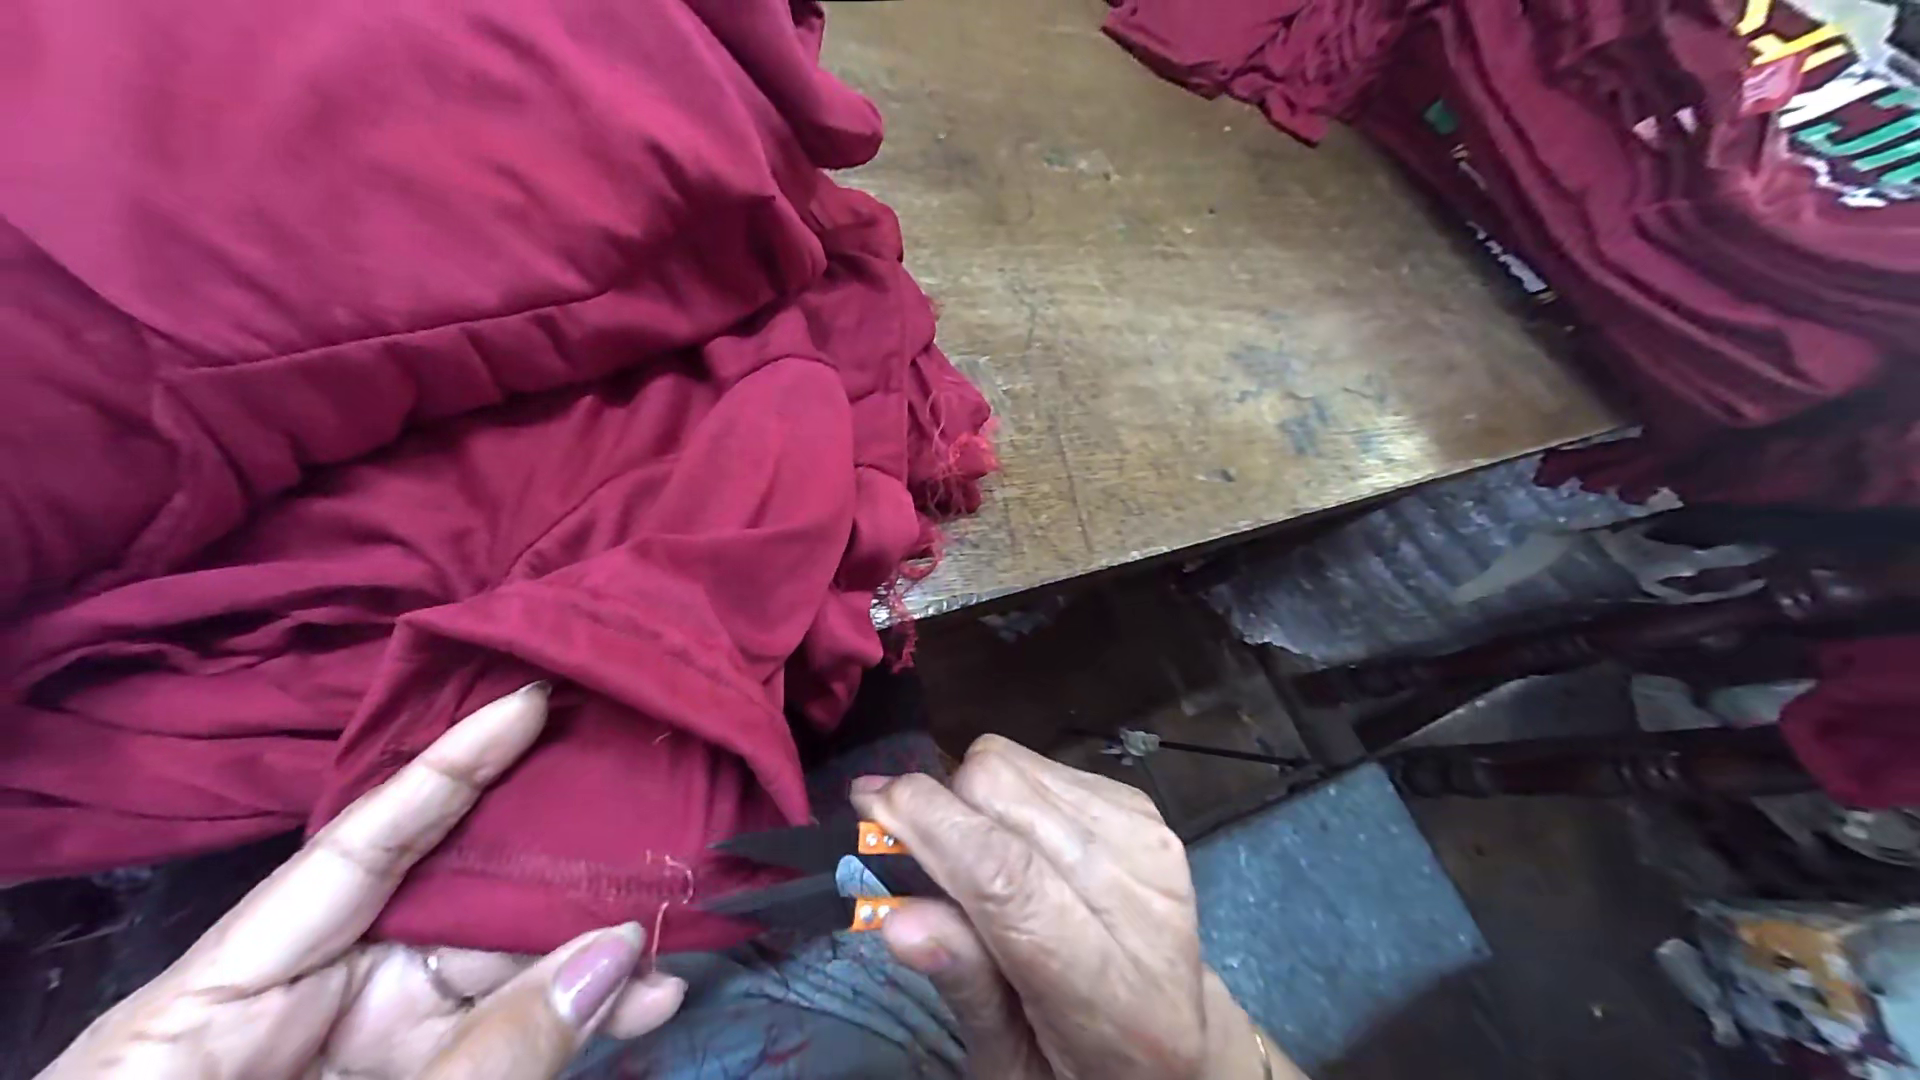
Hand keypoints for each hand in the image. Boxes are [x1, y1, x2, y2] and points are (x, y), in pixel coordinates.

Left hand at [40, 683, 685, 1079]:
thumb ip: (486, 1057)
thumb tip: (619, 952)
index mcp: (221, 999)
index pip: (360, 844)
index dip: (454, 763)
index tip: (536, 700)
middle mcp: (304, 998)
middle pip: (457, 903)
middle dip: (563, 884)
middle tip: (649, 844)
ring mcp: (360, 1041)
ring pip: (498, 967)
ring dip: (587, 966)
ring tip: (666, 964)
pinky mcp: (406, 1073)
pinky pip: (504, 1023)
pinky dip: (572, 1017)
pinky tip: (639, 1007)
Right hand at [851, 735, 1302, 1078]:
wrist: (1184, 1034)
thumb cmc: (1081, 1064)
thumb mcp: (1009, 1063)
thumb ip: (961, 981)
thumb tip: (893, 917)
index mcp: (1113, 994)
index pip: (1008, 881)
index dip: (930, 827)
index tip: (868, 803)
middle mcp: (1140, 899)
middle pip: (1004, 795)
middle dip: (939, 803)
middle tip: (915, 842)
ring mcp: (1146, 839)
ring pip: (1014, 763)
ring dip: (970, 794)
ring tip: (973, 845)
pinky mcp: (1141, 805)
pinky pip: (1037, 761)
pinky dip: (1006, 788)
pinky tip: (1017, 834)